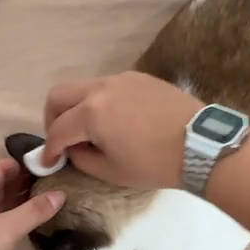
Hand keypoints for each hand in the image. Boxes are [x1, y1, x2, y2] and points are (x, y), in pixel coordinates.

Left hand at [0, 158, 64, 249]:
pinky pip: (6, 222)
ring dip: (25, 200)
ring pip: (5, 205)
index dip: (21, 163)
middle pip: (2, 185)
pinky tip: (41, 218)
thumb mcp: (7, 228)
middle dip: (27, 181)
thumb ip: (34, 210)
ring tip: (55, 195)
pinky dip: (21, 217)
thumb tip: (62, 194)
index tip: (48, 163)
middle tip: (58, 179)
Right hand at [42, 72, 203, 189]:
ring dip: (75, 108)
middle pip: (59, 95)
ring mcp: (121, 78)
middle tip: (61, 141)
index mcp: (91, 113)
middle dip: (52, 119)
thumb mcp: (112, 172)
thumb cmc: (154, 164)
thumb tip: (73, 149)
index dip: (49, 150)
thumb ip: (82, 159)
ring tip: (86, 131)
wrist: (200, 145)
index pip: (58, 130)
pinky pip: (106, 86)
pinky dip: (98, 102)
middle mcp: (101, 88)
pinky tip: (112, 121)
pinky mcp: (138, 77)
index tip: (49, 163)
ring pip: (82, 87)